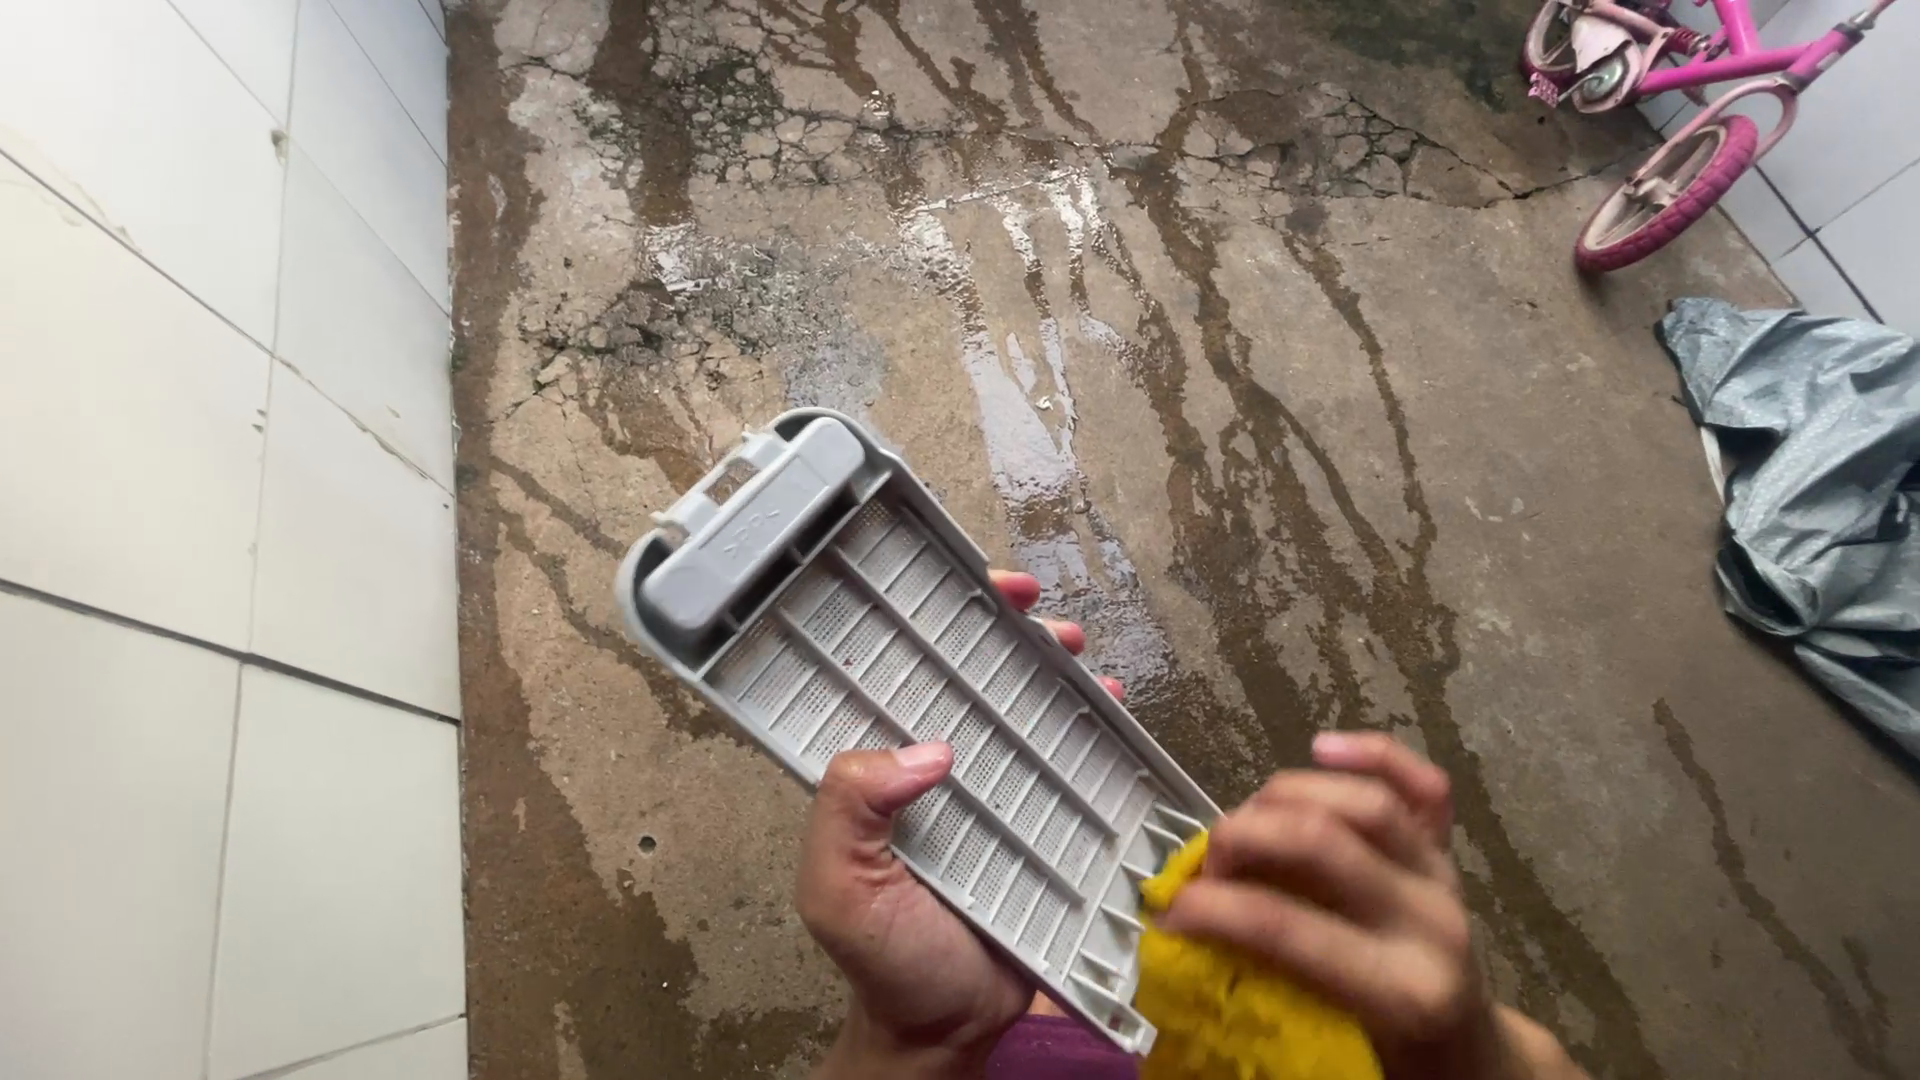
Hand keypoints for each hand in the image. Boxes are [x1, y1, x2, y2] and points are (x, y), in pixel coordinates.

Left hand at [800, 570, 1121, 1078]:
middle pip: (973, 675)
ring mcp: (996, 787)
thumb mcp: (839, 889)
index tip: (967, 592)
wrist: (951, 1032)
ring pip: (1024, 705)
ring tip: (1073, 645)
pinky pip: (1070, 758)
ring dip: (1050, 664)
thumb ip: (847, 812)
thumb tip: (926, 749)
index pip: (903, 675)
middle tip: (1033, 608)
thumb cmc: (887, 962)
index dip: (932, 624)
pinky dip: (1090, 725)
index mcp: (884, 768)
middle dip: (1004, 629)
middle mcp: (938, 765)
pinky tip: (1109, 704)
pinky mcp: (1043, 816)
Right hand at [1159, 732, 1569, 1079]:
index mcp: (1404, 989)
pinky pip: (1423, 783)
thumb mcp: (1323, 1047)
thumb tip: (1178, 937)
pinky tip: (1322, 748)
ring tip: (1246, 820)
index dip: (1216, 910)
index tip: (1171, 912)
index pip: (1288, 927)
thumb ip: (1256, 988)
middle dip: (1241, 838)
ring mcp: (1444, 875)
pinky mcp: (1447, 849)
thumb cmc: (1388, 1058)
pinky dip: (1373, 752)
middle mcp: (1431, 920)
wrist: (1471, 1058)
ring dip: (1282, 795)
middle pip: (1322, 840)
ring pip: (1363, 799)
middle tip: (1206, 863)